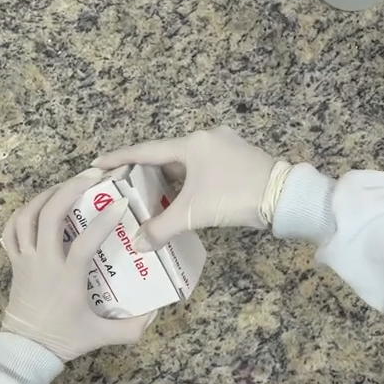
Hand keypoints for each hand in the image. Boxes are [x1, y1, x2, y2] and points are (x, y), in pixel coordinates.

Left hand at [0, 171, 154, 360]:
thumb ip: (132, 328)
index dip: (103, 221)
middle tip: (92, 176)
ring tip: (67, 185)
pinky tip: (37, 206)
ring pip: (27, 216)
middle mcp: (44, 263)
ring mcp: (25, 260)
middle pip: (49, 215)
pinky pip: (10, 231)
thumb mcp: (102, 336)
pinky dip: (22, 213)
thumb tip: (156, 313)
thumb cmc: (63, 340)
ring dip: (46, 195)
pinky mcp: (15, 263)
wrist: (26, 350)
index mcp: (66, 278)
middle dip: (70, 189)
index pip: (84, 243)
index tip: (120, 203)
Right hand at [90, 126, 291, 246]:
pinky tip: (179, 201)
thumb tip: (139, 244)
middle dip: (145, 173)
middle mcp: (207, 140)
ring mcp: (225, 149)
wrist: (284, 198)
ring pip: (186, 165)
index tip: (99, 163)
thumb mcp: (193, 213)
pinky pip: (202, 171)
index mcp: (192, 143)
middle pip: (167, 156)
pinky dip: (187, 185)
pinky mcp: (238, 162)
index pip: (147, 150)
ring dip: (168, 181)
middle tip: (124, 186)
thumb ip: (162, 228)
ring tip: (148, 198)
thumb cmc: (235, 196)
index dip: (120, 158)